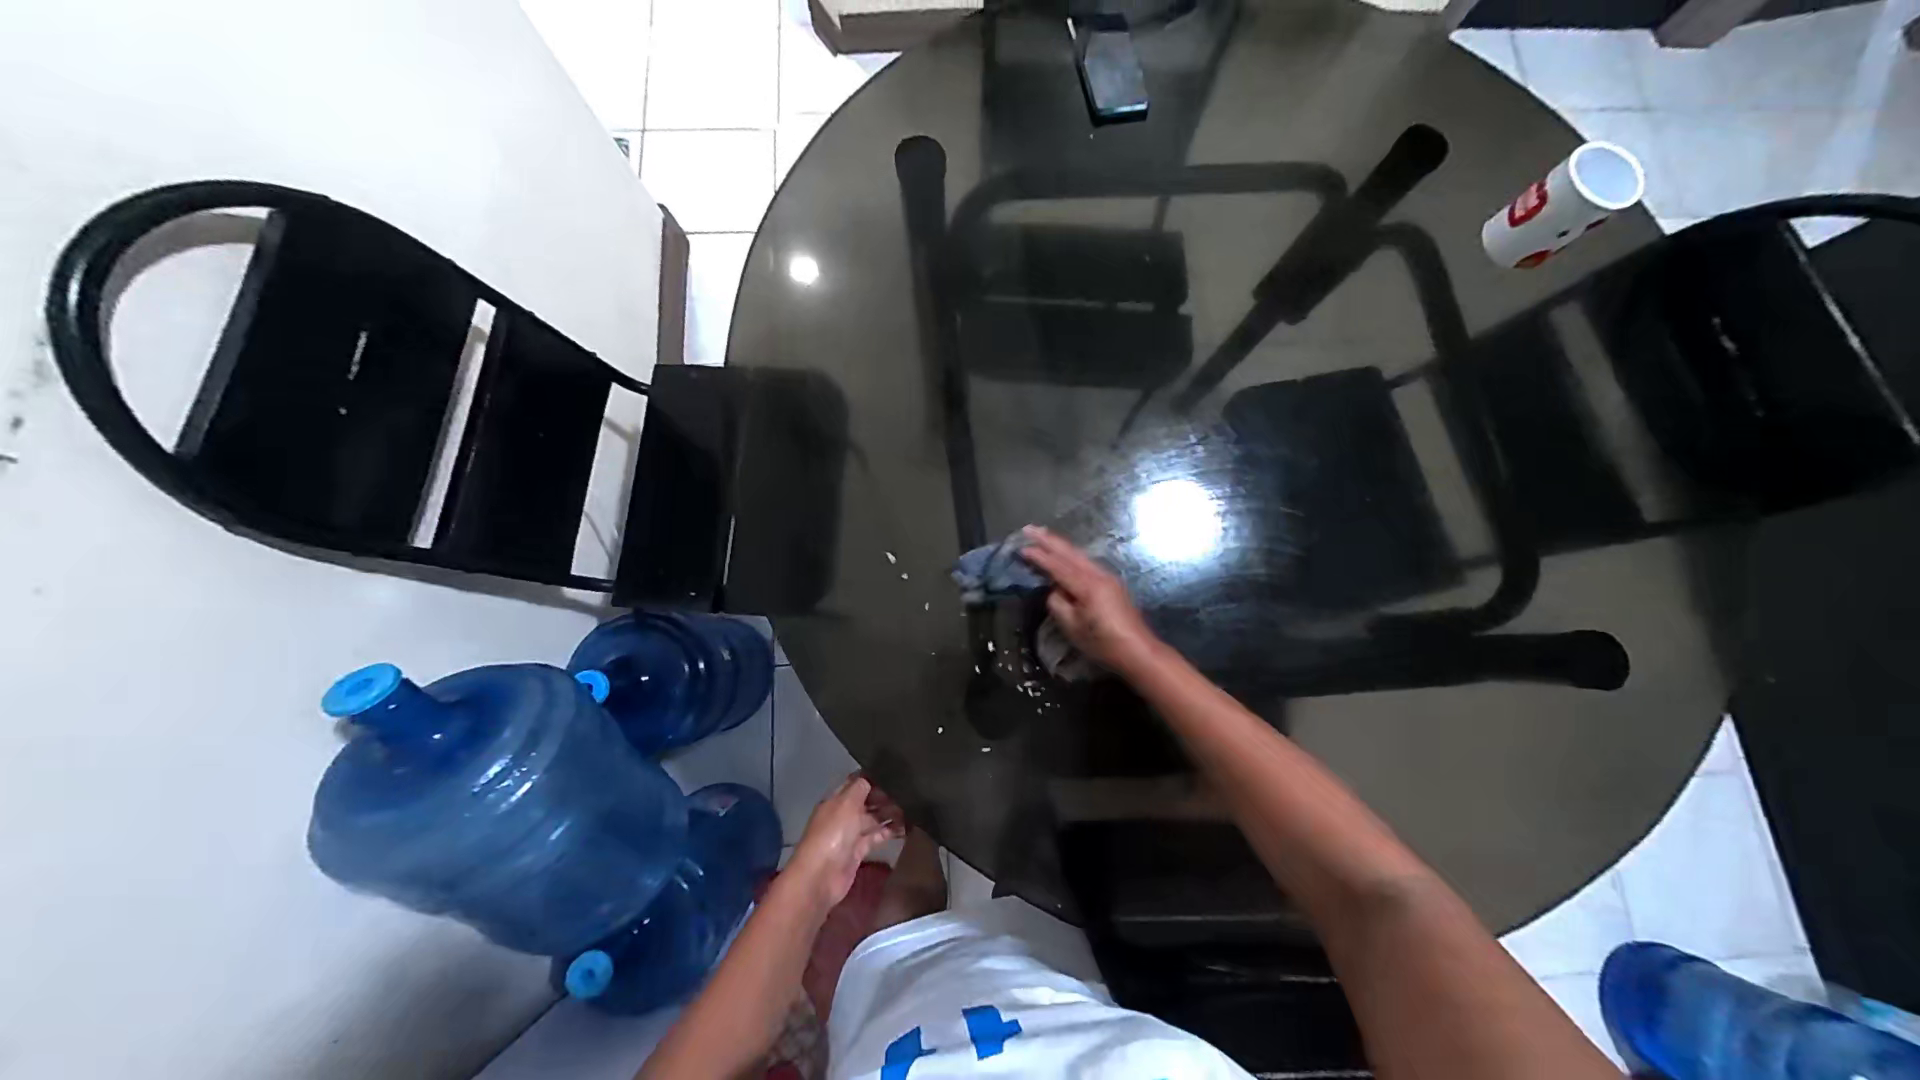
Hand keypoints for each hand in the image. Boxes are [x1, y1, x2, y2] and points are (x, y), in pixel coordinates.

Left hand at [786, 775, 905, 910]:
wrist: (821, 877)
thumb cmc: (833, 834)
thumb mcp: (847, 802)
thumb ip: (862, 786)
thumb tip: (874, 772)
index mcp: (837, 798)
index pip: (858, 781)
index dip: (875, 776)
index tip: (897, 772)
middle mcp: (844, 813)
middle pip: (868, 799)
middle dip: (886, 795)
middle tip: (910, 791)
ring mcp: (851, 832)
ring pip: (874, 817)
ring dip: (891, 813)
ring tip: (914, 808)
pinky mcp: (859, 851)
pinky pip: (877, 836)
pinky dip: (891, 831)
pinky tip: (907, 827)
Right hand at [1019, 525, 1160, 673]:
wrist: (1138, 650)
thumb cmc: (1103, 643)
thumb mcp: (1072, 627)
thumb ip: (1057, 603)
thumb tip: (1055, 590)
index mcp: (1087, 585)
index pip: (1058, 566)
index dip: (1039, 556)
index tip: (1022, 548)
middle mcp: (1098, 575)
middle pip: (1070, 552)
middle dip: (1049, 540)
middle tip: (1030, 528)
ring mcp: (1108, 577)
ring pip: (1080, 555)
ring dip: (1061, 545)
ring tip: (1044, 536)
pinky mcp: (1112, 584)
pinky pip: (1087, 563)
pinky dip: (1072, 556)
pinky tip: (1065, 555)